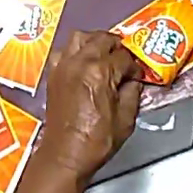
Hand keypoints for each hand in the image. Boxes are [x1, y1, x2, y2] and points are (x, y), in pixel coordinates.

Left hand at [33, 30, 143, 189]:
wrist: (65, 155)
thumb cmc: (95, 140)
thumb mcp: (126, 118)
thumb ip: (132, 92)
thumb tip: (133, 80)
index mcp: (99, 72)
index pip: (123, 57)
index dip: (134, 66)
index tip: (138, 74)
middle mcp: (79, 62)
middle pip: (102, 39)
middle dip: (117, 46)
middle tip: (125, 58)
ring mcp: (63, 66)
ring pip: (80, 37)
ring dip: (95, 41)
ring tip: (105, 52)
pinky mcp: (54, 73)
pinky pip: (64, 50)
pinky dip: (75, 51)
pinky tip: (83, 61)